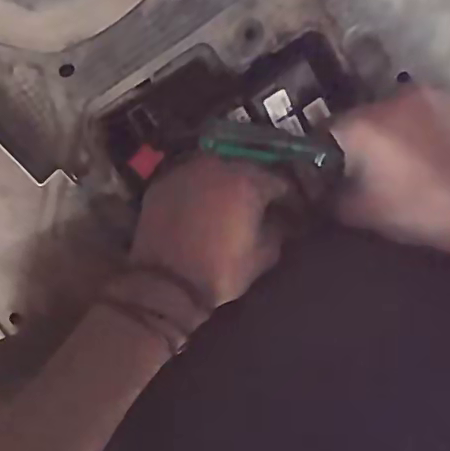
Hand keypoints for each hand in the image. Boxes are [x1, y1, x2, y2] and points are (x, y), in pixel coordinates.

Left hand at [129, 156, 288, 306]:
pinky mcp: (159, 184)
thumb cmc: (220, 271)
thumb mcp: (264, 255)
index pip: (278, 182)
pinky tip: (196, 208)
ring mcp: (183, 171)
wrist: (166, 284)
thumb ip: (278, 229)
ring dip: (222, 186)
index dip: (287, 199)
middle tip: (256, 209)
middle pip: (244, 171)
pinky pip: (187, 182)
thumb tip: (280, 219)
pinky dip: (195, 192)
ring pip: (213, 172)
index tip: (289, 213)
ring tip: (225, 207)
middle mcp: (215, 166)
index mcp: (247, 181)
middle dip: (254, 189)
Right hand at [331, 85, 449, 259]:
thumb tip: (323, 188)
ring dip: (394, 134)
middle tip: (372, 175)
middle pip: (361, 119)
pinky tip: (437, 158)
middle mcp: (391, 98)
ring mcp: (432, 94)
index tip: (332, 176)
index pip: (323, 132)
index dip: (323, 156)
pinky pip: (429, 113)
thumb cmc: (420, 211)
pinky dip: (425, 130)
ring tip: (409, 166)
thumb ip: (329, 196)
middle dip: (360, 143)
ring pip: (396, 114)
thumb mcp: (359, 213)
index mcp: (360, 124)